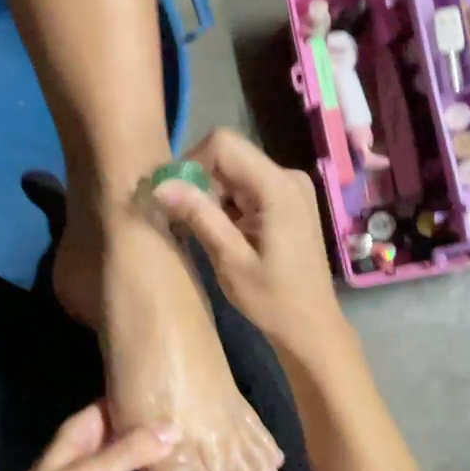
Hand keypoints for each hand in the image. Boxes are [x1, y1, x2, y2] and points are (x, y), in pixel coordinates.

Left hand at [0, 404, 176, 470]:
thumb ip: (128, 452)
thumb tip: (172, 427)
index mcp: (76, 433)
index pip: (111, 401)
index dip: (137, 393)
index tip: (174, 388)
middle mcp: (82, 447)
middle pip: (118, 426)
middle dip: (148, 422)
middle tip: (192, 417)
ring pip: (121, 451)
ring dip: (147, 447)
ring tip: (188, 440)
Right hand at [153, 129, 348, 357]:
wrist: (310, 325)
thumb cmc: (272, 300)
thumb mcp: (230, 260)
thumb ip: (199, 216)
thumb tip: (159, 185)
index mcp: (278, 188)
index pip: (223, 145)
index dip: (191, 165)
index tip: (173, 199)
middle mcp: (287, 177)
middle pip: (228, 156)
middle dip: (197, 182)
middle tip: (182, 221)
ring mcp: (288, 188)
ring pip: (232, 172)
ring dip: (208, 196)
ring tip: (200, 232)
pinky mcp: (284, 201)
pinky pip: (243, 188)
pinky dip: (222, 204)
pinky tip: (218, 234)